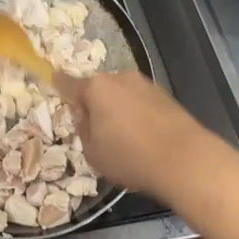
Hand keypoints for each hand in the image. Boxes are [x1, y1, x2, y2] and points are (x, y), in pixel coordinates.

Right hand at [53, 71, 215, 198]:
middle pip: (98, 89)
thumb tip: (87, 117)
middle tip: (98, 131)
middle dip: (95, 104)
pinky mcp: (165, 95)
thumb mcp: (93, 153)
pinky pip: (141, 102)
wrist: (185, 160)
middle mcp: (119, 78)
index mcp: (95, 88)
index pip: (68, 83)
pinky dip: (138, 115)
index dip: (59, 84)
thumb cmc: (130, 157)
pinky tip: (145, 138)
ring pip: (121, 95)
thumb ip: (84, 131)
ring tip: (126, 138)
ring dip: (119, 109)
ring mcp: (144, 84)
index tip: (53, 81)